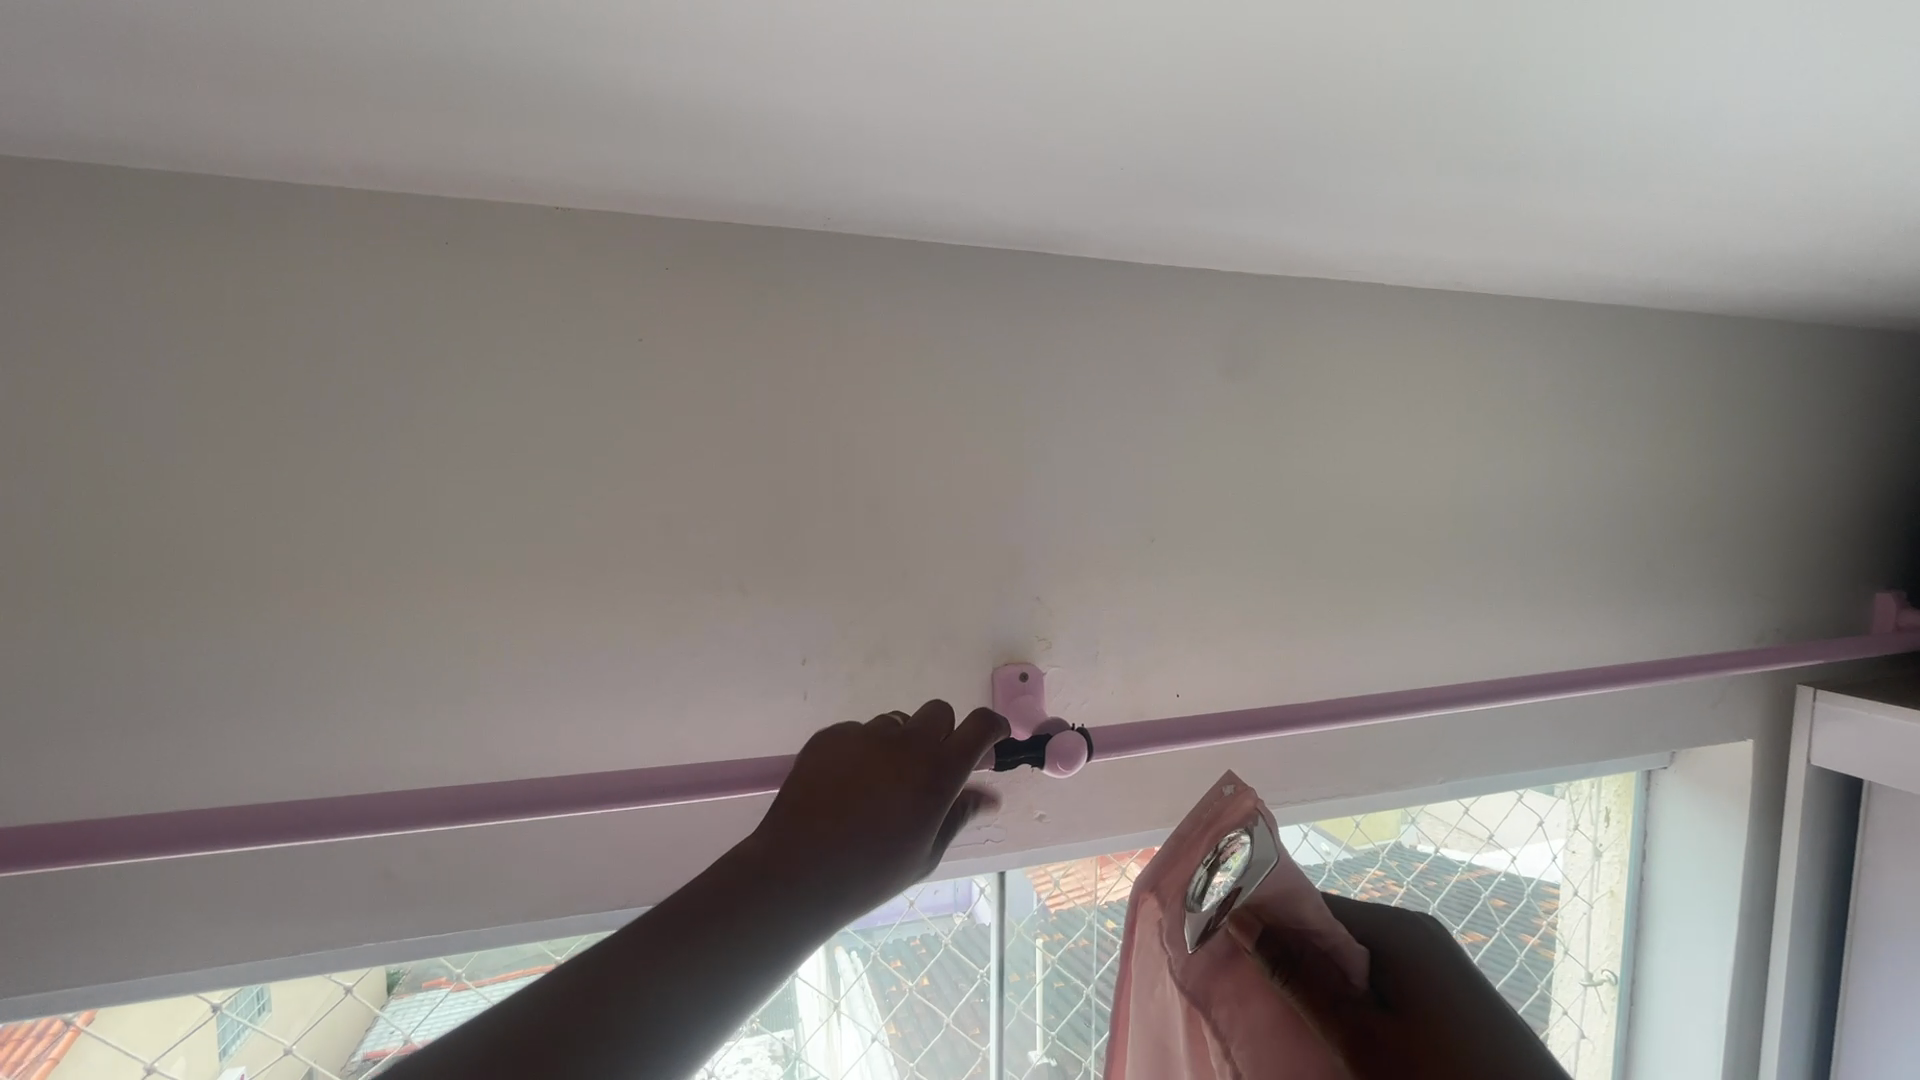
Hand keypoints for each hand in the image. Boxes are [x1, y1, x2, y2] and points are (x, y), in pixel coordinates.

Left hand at [743, 700, 1009, 920]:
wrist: (796, 872)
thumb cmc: (869, 873)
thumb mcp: (926, 853)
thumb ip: (959, 814)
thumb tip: (990, 796)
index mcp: (937, 772)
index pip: (980, 725)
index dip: (992, 727)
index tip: (992, 738)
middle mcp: (906, 743)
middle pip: (939, 712)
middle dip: (943, 734)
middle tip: (929, 769)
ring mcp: (865, 734)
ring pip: (896, 723)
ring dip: (899, 744)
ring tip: (879, 786)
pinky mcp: (831, 735)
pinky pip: (858, 733)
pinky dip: (862, 752)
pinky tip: (845, 787)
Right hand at [1246, 893, 1570, 1079]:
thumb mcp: (1360, 1037)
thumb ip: (1299, 975)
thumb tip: (1240, 917)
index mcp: (1396, 929)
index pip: (1309, 906)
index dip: (1265, 926)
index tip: (1225, 952)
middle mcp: (1417, 936)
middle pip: (1331, 935)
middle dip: (1292, 963)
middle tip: (1253, 998)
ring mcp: (1438, 970)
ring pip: (1356, 967)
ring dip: (1322, 992)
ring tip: (1291, 1024)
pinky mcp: (1451, 1004)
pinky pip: (1383, 990)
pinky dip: (1355, 1009)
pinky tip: (1340, 1041)